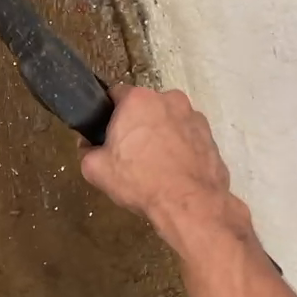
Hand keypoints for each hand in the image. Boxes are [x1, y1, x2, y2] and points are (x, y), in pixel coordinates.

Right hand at [81, 86, 243, 251]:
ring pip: (167, 121)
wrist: (188, 202)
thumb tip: (90, 146)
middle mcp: (168, 99)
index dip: (106, 115)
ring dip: (158, 136)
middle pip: (144, 108)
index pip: (115, 94)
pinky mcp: (210, 135)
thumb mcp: (94, 169)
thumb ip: (86, 151)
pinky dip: (178, 149)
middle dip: (135, 125)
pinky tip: (172, 171)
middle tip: (127, 154)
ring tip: (153, 166)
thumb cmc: (139, 180)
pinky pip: (186, 137)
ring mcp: (193, 116)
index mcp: (138, 100)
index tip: (105, 134)